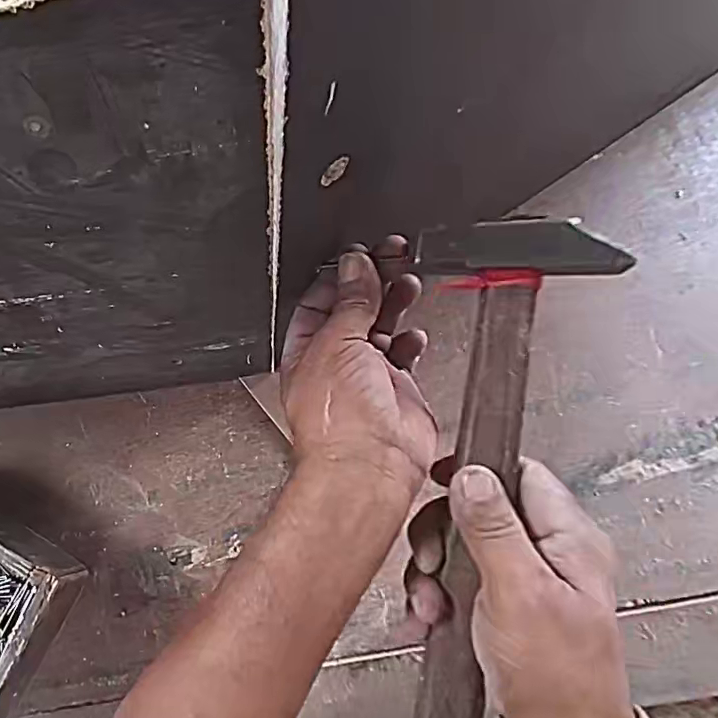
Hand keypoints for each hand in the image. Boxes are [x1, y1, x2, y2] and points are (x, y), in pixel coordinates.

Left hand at [280, 237, 438, 500]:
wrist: (370, 462)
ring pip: (380, 326)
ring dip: (393, 302)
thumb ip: (350, 302)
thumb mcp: (337, 342)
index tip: (360, 254)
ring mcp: (364, 375)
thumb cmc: (336, 420)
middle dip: (371, 282)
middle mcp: (332, 362)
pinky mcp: (396, 388)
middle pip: (352, 310)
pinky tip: (414, 332)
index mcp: (303, 351)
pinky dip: (412, 339)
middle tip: (392, 255)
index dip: (339, 276)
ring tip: (406, 281)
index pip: (318, 302)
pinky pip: (404, 353)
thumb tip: (354, 266)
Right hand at [405, 458, 633, 717]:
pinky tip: (427, 620)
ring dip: (431, 574)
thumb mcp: (519, 591)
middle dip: (440, 536)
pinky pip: (454, 583)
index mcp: (567, 539)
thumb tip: (471, 475)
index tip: (436, 480)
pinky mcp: (498, 604)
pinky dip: (434, 598)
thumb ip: (493, 529)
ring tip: (430, 607)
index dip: (477, 471)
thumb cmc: (555, 671)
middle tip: (428, 564)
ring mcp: (521, 579)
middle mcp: (546, 553)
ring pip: (459, 548)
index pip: (521, 475)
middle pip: (478, 511)